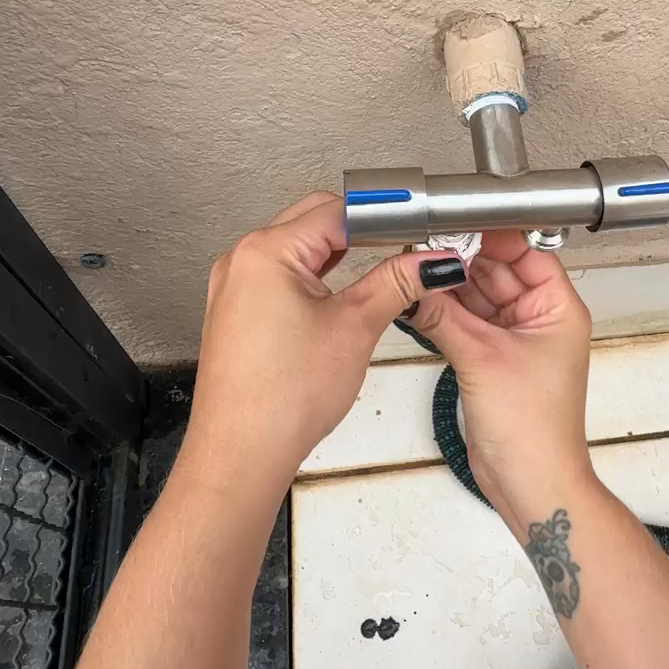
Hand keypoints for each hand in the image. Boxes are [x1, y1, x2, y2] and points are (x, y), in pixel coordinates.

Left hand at [184, 192, 468, 483]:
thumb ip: (397, 283)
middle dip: (362, 230)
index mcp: (267, 252)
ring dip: (339, 251)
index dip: (383, 218)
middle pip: (314, 220)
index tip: (416, 228)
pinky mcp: (237, 312)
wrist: (240, 457)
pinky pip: (281, 274)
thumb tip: (433, 262)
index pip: (336, 212)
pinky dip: (316, 274)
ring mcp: (235, 287)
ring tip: (380, 265)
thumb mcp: (355, 327)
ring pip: (298, 247)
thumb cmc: (283, 398)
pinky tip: (341, 290)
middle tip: (404, 245)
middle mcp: (243, 261)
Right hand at [407, 231, 593, 520]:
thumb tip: (415, 286)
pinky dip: (446, 314)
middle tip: (423, 249)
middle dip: (463, 262)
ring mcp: (515, 340)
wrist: (531, 483)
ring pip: (480, 298)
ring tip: (416, 272)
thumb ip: (443, 316)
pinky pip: (469, 323)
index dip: (494, 238)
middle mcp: (539, 320)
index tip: (457, 226)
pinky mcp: (494, 360)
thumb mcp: (482, 359)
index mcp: (557, 309)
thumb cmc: (533, 428)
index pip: (527, 254)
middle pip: (498, 274)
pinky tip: (421, 301)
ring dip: (451, 288)